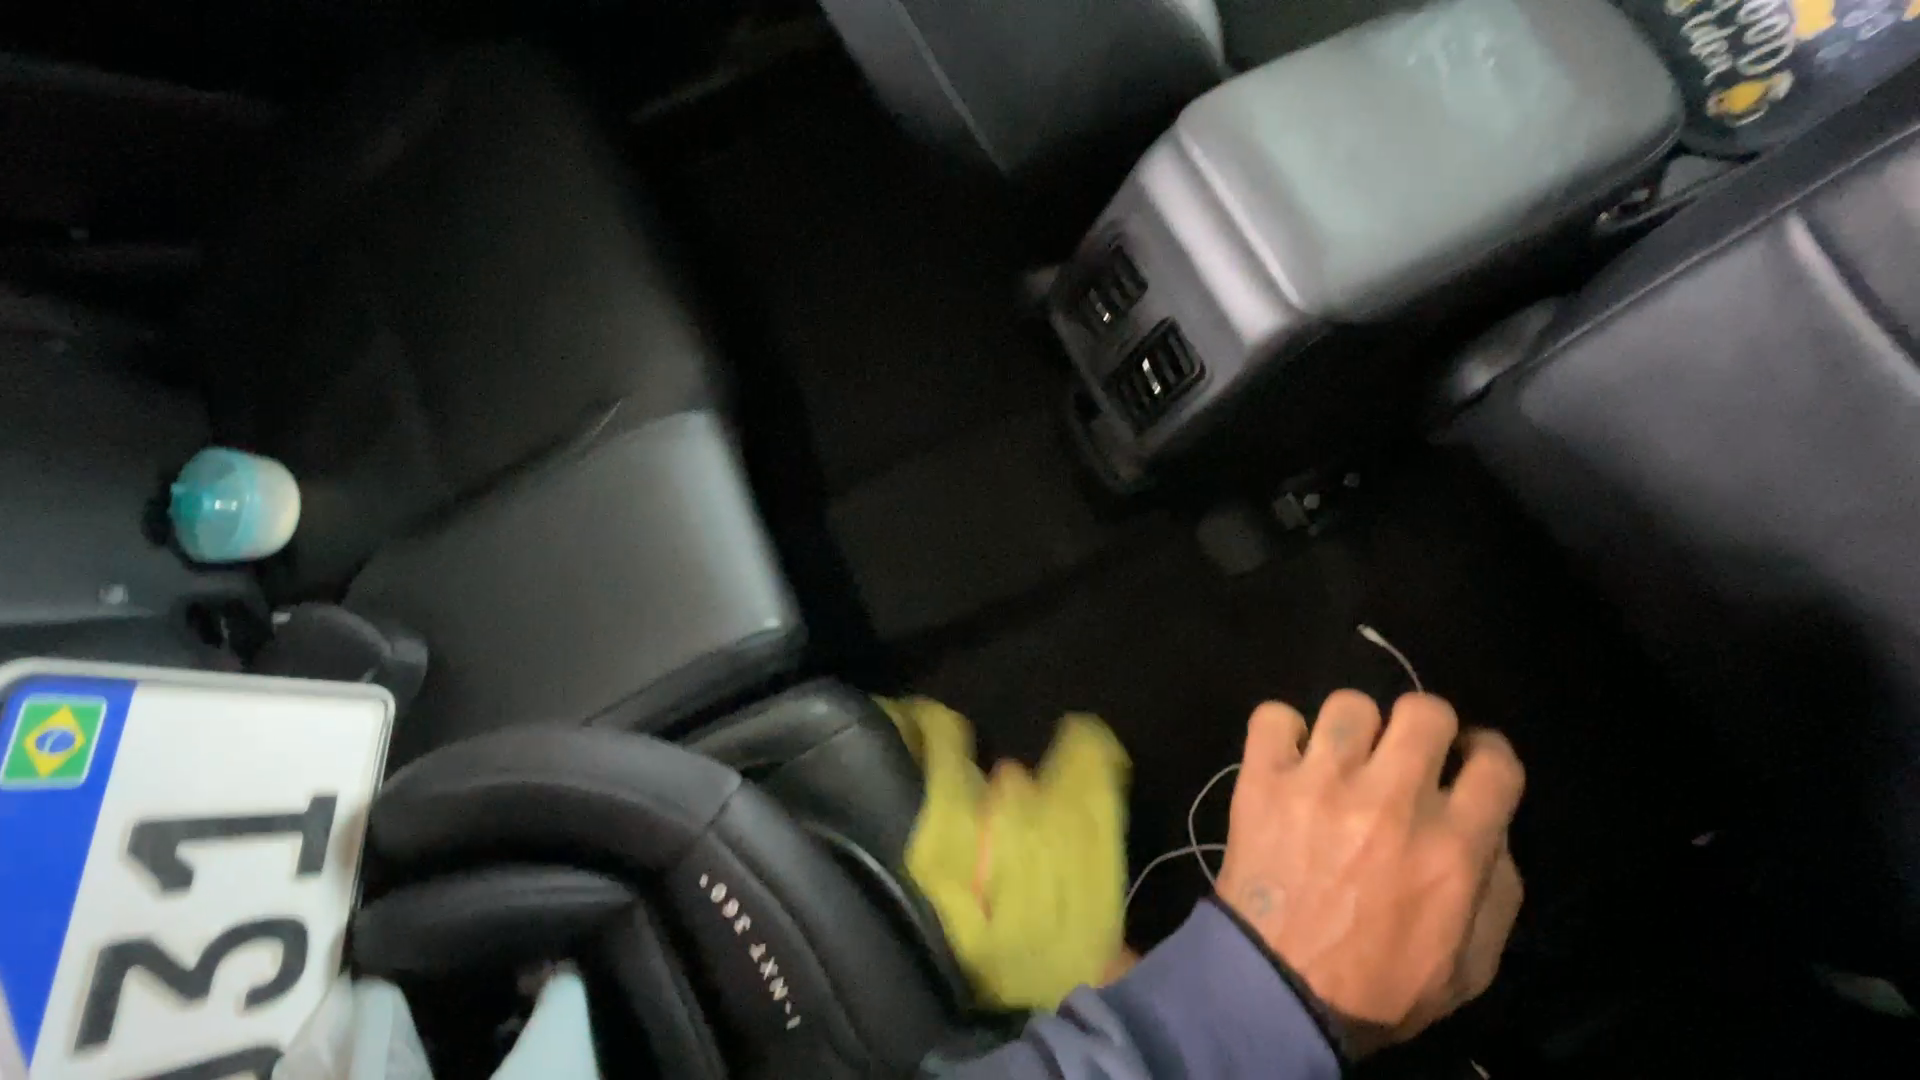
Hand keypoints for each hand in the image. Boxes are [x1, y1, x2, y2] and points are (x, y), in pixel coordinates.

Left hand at [1215, 692, 1524, 1054]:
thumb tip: (1489, 825)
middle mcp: (1392, 800)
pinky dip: (1282, 730)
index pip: (1495, 761)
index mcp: (1454, 846)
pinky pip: (1274, 716)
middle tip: (1405, 753)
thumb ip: (1498, 887)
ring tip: (1341, 758)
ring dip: (1352, 728)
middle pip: (1425, 711)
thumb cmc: (1383, 985)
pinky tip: (1289, 758)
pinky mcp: (1263, 779)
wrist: (1280, 987)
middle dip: (1425, 726)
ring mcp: (1321, 783)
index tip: (1467, 759)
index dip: (1486, 753)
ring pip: (1350, 704)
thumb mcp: (1473, 961)